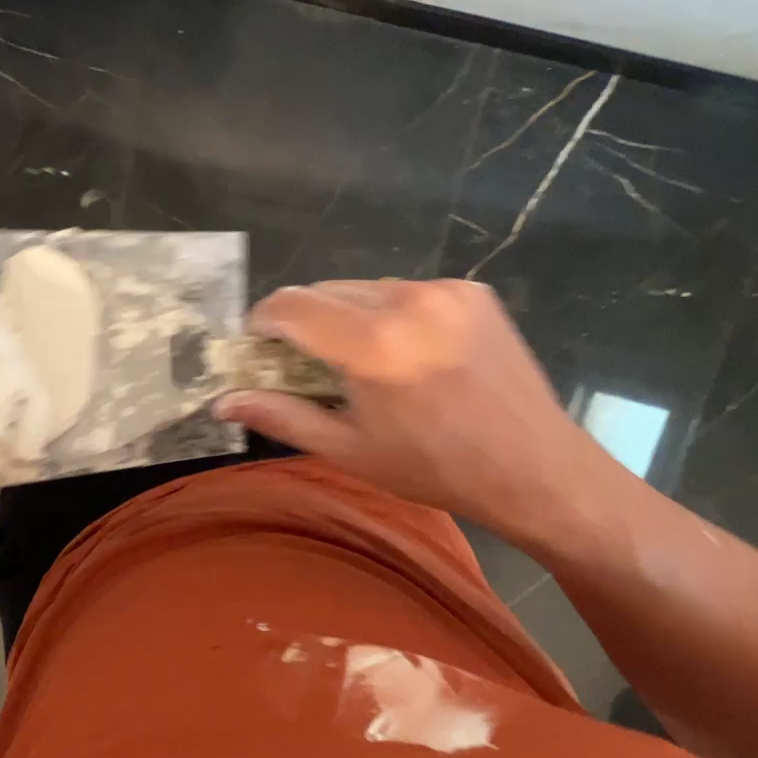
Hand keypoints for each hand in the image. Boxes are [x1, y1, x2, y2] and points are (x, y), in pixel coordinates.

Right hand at [212, 279, 618, 544]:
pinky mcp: (472, 291)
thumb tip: (223, 403)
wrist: (533, 466)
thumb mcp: (348, 449)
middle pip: (325, 291)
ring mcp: (445, 291)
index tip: (256, 346)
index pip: (291, 306)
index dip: (262, 322)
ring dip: (344, 316)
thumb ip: (281, 416)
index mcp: (373, 344)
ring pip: (365, 289)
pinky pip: (406, 291)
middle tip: (302, 364)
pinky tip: (403, 353)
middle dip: (301, 321)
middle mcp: (407, 301)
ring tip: (357, 363)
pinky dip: (387, 314)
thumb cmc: (434, 468)